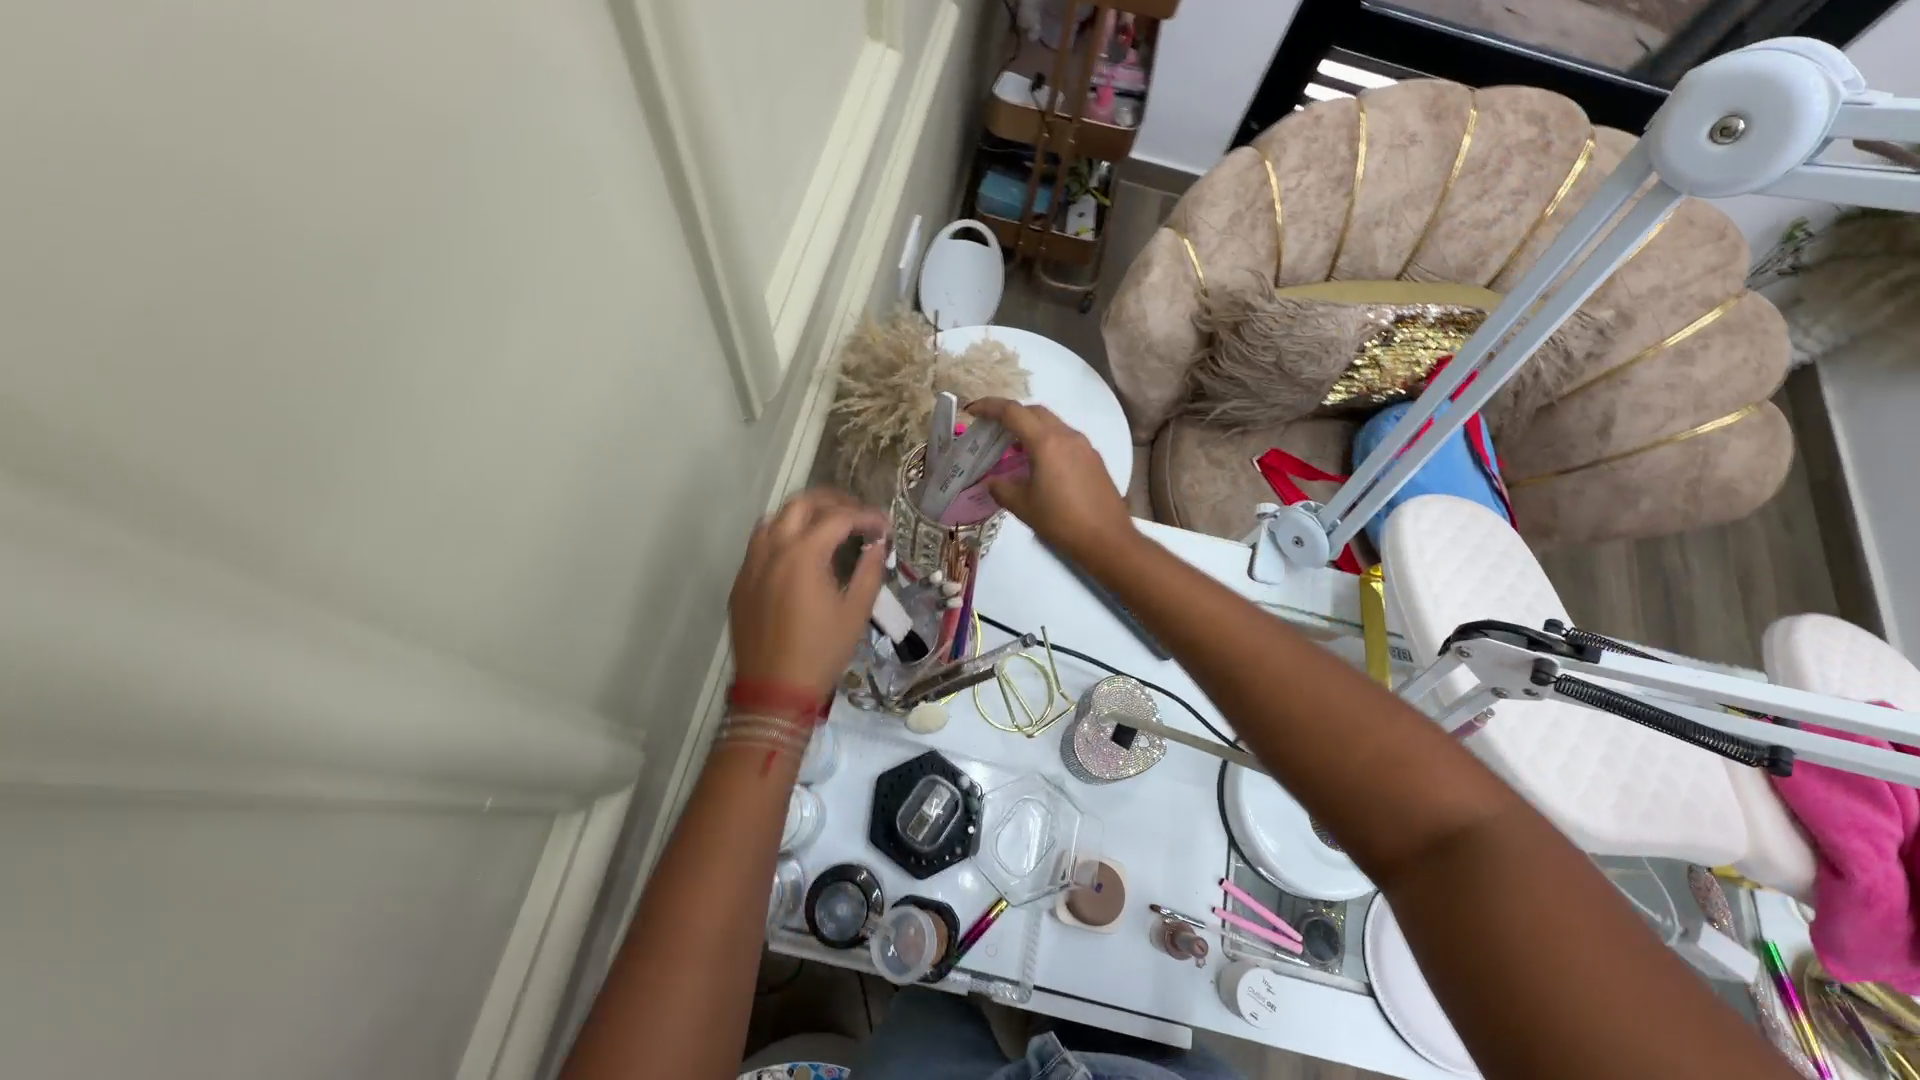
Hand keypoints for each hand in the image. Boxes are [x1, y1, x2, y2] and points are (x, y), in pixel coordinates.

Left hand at [729, 490, 889, 696]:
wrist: (774, 690)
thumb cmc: (821, 652)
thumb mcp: (856, 612)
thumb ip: (869, 571)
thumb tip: (876, 545)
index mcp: (803, 555)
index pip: (839, 518)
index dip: (866, 517)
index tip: (885, 527)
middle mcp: (773, 549)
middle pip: (801, 504)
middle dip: (833, 502)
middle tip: (857, 515)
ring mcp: (752, 564)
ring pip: (774, 518)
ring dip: (803, 515)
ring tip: (827, 527)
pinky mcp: (742, 582)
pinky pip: (759, 544)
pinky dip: (782, 536)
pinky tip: (799, 555)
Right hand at [968, 398, 1130, 559]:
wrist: (1108, 539)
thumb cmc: (1062, 521)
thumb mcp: (1023, 506)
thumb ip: (1001, 489)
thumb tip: (992, 482)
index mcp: (1046, 443)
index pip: (1013, 412)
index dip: (989, 407)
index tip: (972, 411)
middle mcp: (1067, 436)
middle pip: (1035, 411)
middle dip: (1011, 414)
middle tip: (993, 429)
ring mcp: (1084, 445)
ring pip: (1052, 424)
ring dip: (1030, 428)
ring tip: (1014, 448)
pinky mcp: (1093, 458)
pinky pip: (1065, 439)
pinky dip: (1047, 441)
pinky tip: (1040, 464)